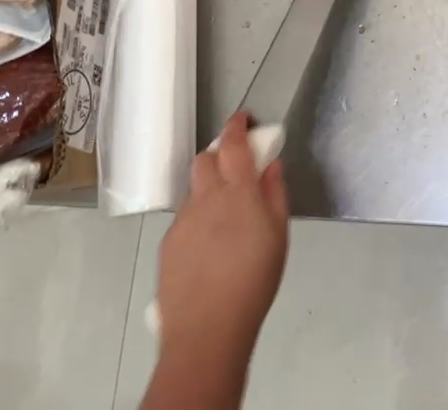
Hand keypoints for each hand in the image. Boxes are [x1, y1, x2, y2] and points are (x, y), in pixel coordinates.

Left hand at [156, 113, 289, 361]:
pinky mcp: (168, 243)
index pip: (232, 144)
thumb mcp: (279, 234)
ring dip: (210, 189)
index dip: (236, 126)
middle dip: (220, 155)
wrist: (207, 329)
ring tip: (227, 220)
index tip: (242, 118)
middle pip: (205, 160)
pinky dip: (199, 219)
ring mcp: (182, 220)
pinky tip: (211, 248)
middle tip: (238, 169)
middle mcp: (205, 198)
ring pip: (195, 191)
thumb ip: (275, 193)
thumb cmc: (255, 280)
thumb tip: (271, 165)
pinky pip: (186, 218)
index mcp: (237, 192)